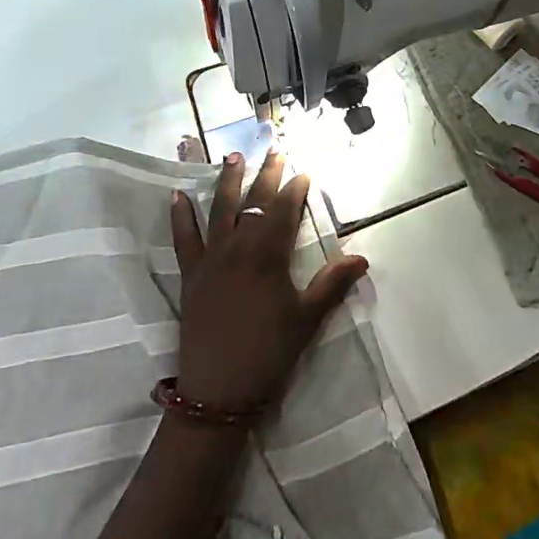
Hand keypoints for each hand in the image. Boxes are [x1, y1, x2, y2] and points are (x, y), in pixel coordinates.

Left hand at [170, 151, 368, 412]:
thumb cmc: (269, 354)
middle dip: (266, 175)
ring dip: (227, 181)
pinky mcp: (190, 272)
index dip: (295, 190)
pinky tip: (177, 194)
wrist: (219, 388)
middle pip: (254, 202)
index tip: (304, 171)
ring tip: (233, 156)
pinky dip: (180, 215)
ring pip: (220, 209)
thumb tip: (362, 258)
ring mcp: (210, 257)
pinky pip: (183, 237)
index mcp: (268, 256)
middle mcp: (237, 247)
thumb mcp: (307, 320)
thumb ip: (332, 285)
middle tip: (275, 150)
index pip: (284, 212)